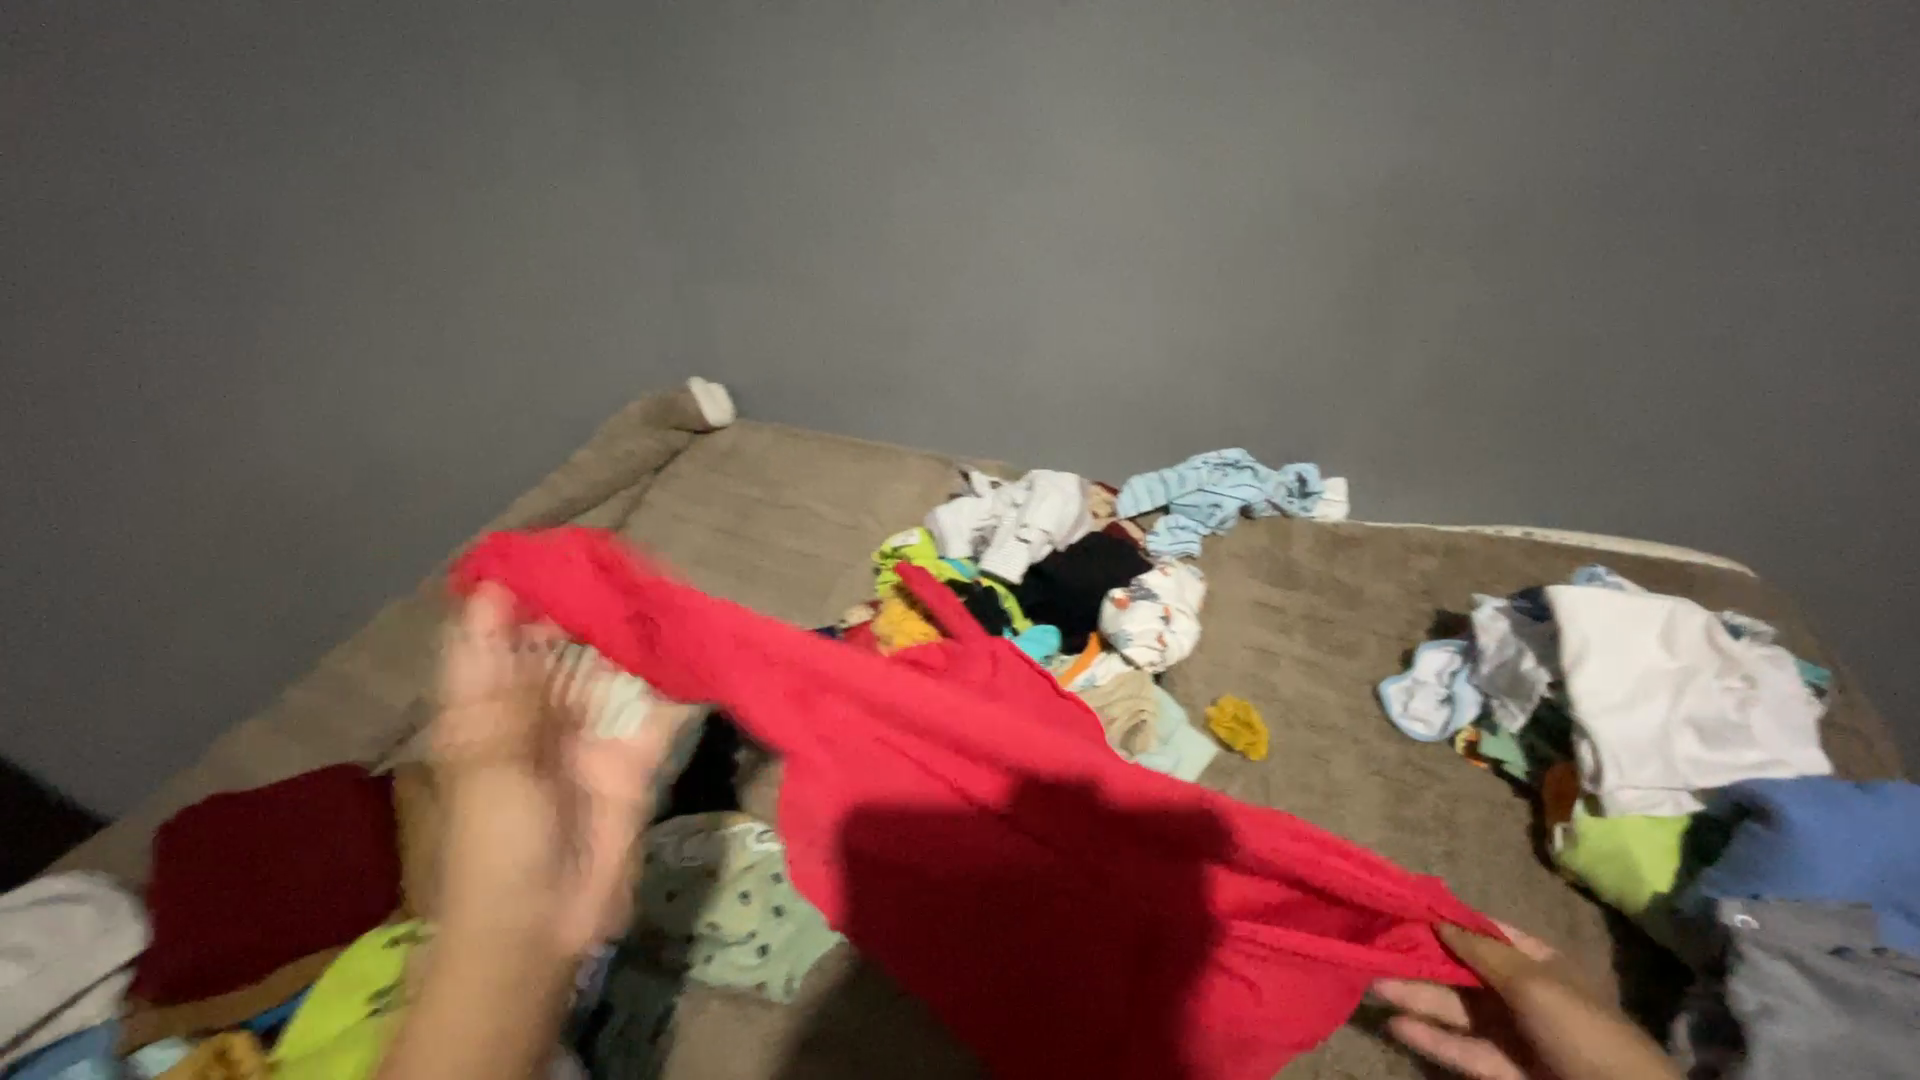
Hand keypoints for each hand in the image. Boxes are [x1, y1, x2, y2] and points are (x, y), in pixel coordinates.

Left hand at [431, 583, 694, 955]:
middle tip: (622, 562)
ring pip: (613, 670)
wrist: (544, 927)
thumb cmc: (497, 846)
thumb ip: (502, 683)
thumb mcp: (491, 762)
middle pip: (561, 648)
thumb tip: (493, 596)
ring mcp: (591, 733)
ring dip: (634, 636)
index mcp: (491, 711)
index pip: (498, 640)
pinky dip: (677, 681)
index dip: (515, 597)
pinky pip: (657, 709)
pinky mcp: (634, 756)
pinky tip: (695, 645)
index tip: (548, 555)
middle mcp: (540, 712)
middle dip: (587, 608)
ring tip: (662, 587)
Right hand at [1372, 923, 1679, 1079]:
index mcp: (1537, 963)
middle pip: (1460, 971)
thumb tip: (1437, 918)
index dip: (1443, 920)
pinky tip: (1397, 1025)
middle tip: (1372, 947)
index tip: (1399, 909)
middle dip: (1418, 959)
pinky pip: (1461, 1049)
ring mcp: (1511, 1034)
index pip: (1482, 933)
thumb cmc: (1582, 1031)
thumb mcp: (1533, 982)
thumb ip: (1480, 950)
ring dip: (1415, 997)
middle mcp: (1519, 994)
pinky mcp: (1502, 1070)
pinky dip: (1430, 1038)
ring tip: (1373, 985)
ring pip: (1454, 1009)